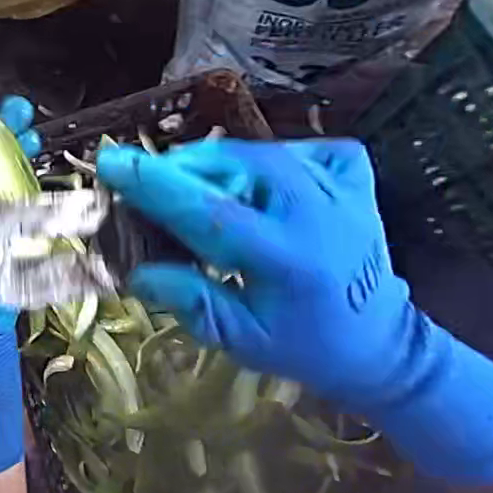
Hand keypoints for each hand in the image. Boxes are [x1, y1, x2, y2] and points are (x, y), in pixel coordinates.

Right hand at [96, 138, 492, 486]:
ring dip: (210, 167)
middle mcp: (316, 206)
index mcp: (287, 256)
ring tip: (192, 195)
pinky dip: (253, 162)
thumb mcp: (241, 339)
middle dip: (176, 171)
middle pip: (225, 165)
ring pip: (250, 151)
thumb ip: (189, 301)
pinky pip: (284, 147)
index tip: (111, 161)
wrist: (382, 339)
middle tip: (146, 190)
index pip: (206, 209)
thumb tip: (137, 270)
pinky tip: (251, 189)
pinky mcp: (349, 167)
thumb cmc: (306, 345)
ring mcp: (336, 180)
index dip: (153, 183)